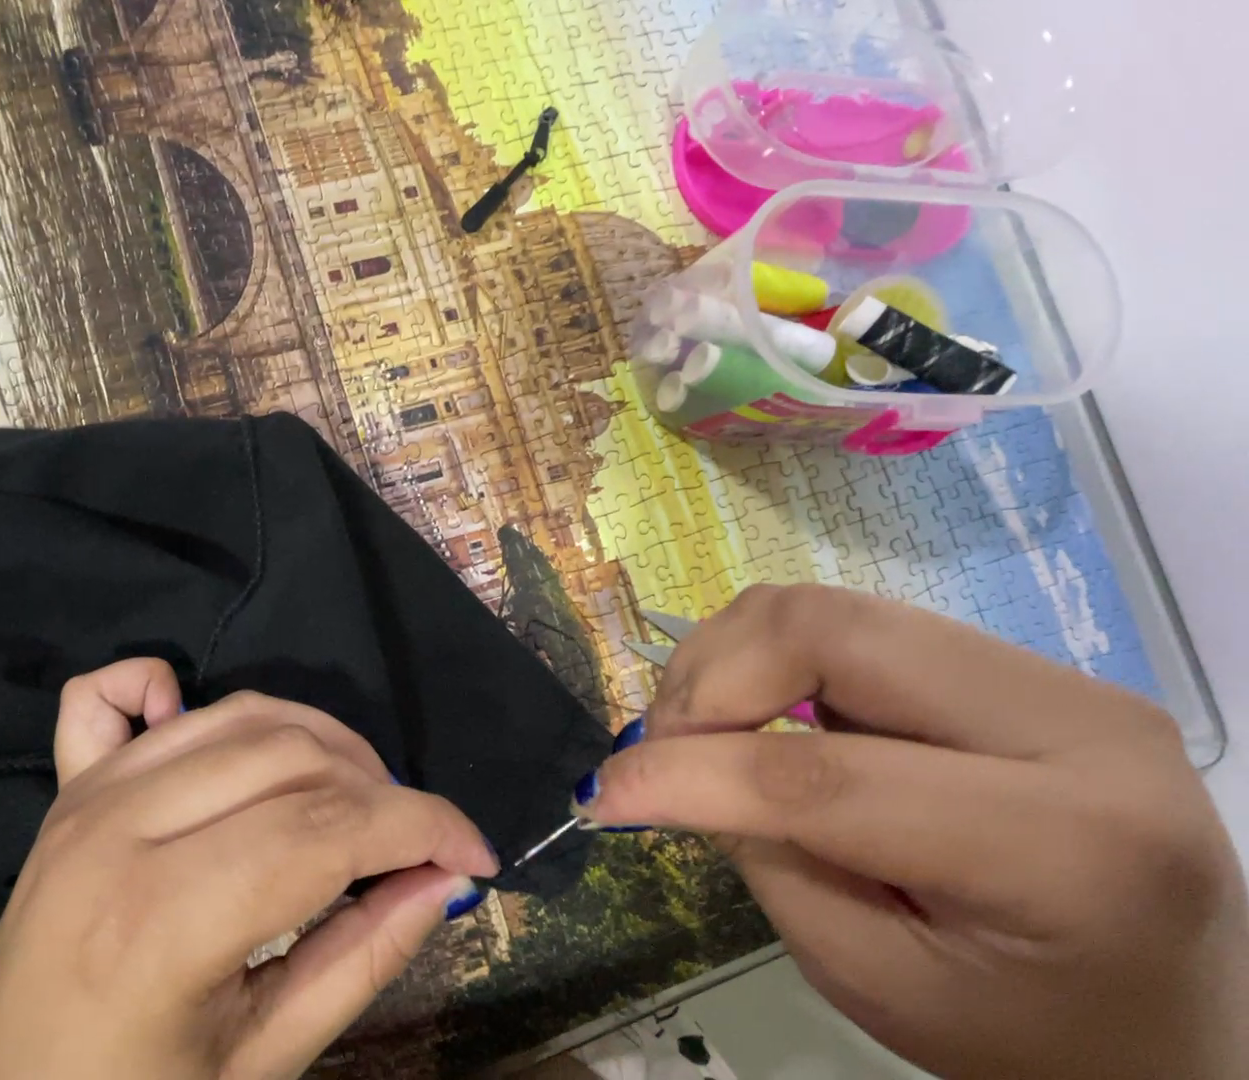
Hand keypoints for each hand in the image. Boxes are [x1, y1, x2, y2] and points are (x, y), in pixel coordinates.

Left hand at [0, 659, 498, 1079]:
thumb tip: (441, 879)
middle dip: (379, 788)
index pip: (326, 830)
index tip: (474, 854)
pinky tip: (218, 732)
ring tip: (355, 798)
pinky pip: (113, 692)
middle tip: (414, 844)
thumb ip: (359, 959)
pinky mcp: (68, 784)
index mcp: (162, 921)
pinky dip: (171, 686)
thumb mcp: (262, 1060)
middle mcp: (119, 830)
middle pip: (289, 758)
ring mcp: (87, 794)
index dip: (422, 828)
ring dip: (317, 740)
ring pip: (235, 715)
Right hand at [572, 585, 1248, 1079]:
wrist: (1162, 1020)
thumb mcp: (867, 973)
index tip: (602, 791)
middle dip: (708, 678)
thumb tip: (661, 764)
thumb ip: (761, 850)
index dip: (689, 772)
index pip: (827, 778)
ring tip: (706, 730)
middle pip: (828, 630)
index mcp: (1068, 846)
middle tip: (665, 744)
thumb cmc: (1016, 1033)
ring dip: (730, 658)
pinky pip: (849, 622)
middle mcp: (1077, 724)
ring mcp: (1051, 676)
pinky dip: (768, 657)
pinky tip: (762, 714)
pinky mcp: (1010, 662)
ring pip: (827, 607)